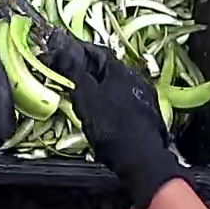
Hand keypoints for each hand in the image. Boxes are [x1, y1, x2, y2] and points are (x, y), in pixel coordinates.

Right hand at [42, 32, 183, 208]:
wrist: (141, 157)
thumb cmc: (111, 125)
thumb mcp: (85, 97)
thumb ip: (73, 72)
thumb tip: (62, 51)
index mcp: (120, 70)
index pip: (97, 51)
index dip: (78, 51)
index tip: (64, 54)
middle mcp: (136, 78)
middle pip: (108, 67)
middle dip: (89, 68)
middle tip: (71, 74)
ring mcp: (144, 96)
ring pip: (117, 84)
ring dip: (100, 85)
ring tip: (85, 93)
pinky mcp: (148, 113)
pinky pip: (124, 99)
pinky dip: (110, 99)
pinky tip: (103, 111)